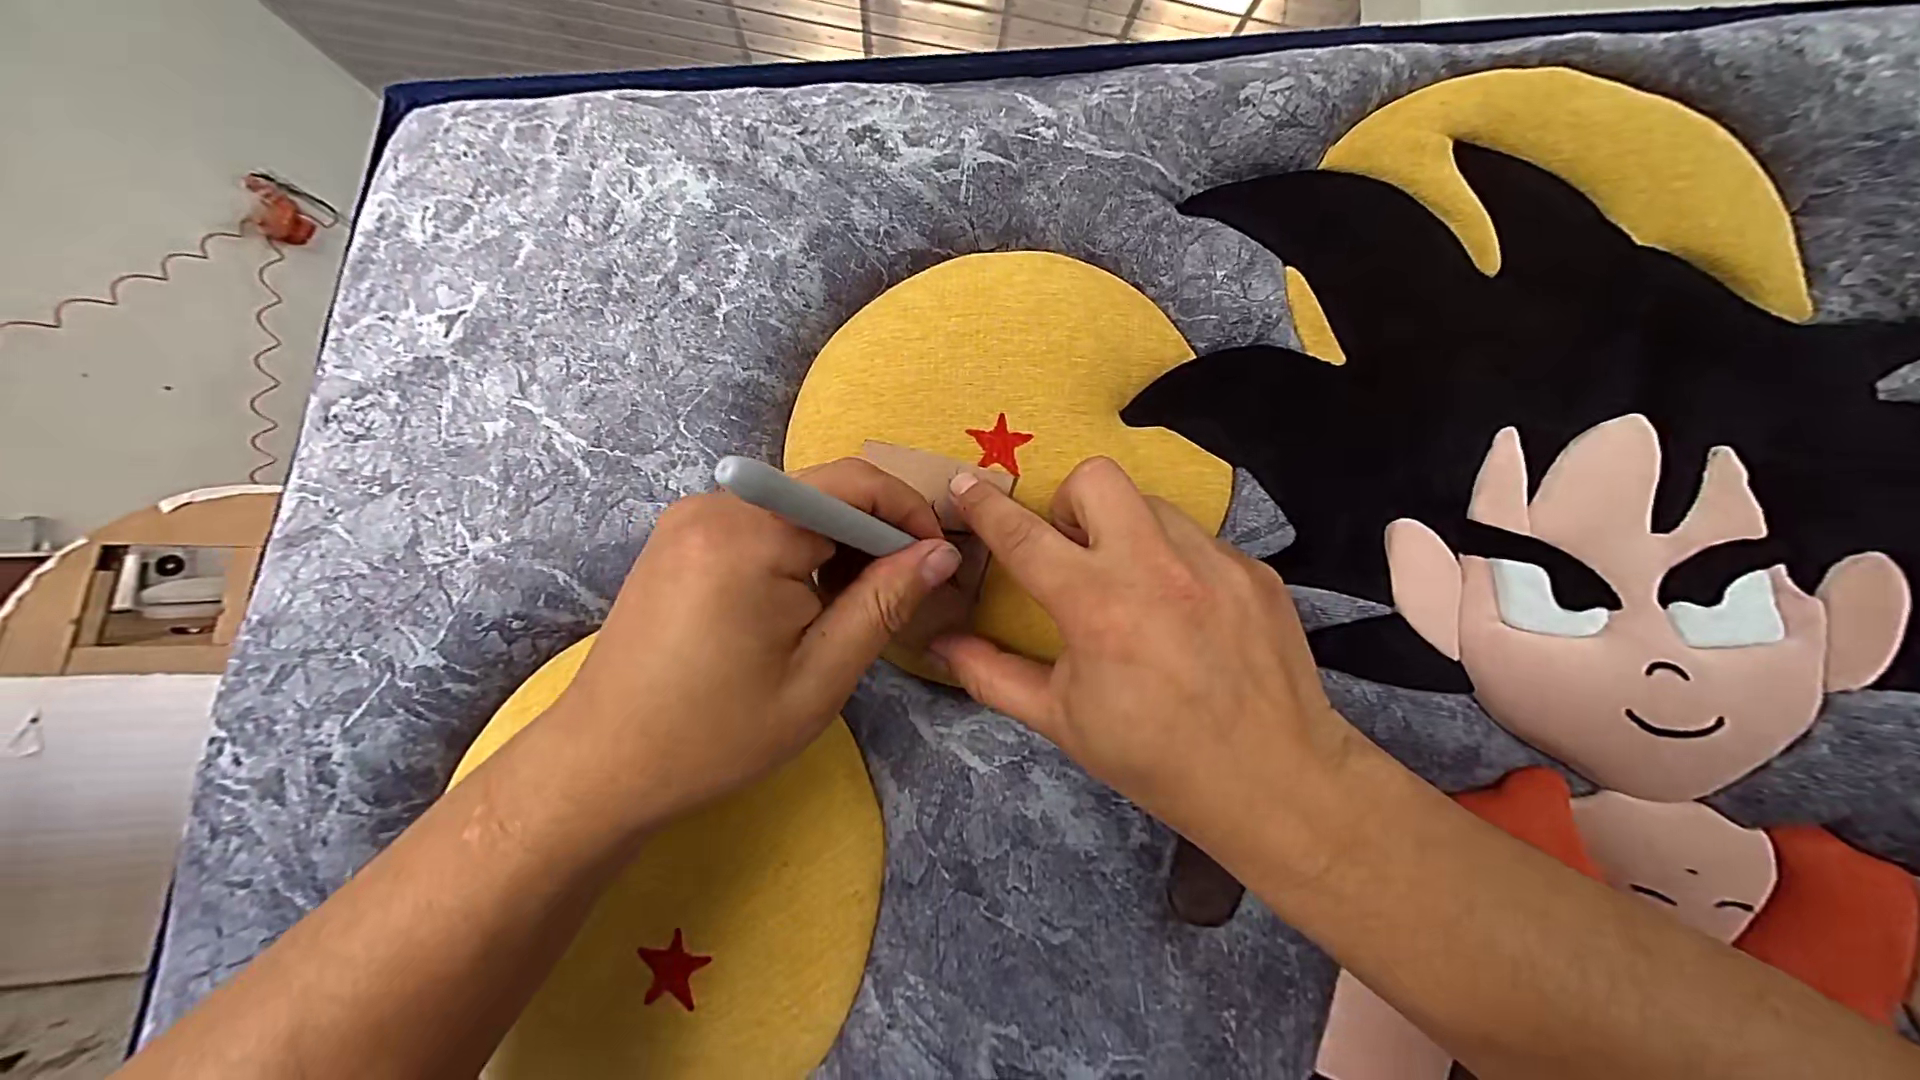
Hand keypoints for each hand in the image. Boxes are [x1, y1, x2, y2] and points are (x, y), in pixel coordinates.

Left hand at [550, 458, 961, 827]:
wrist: (603, 764)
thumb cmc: (717, 733)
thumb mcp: (821, 675)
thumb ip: (886, 602)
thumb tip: (941, 552)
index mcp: (748, 533)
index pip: (856, 486)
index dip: (909, 515)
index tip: (938, 561)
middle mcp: (715, 505)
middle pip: (826, 493)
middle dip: (875, 535)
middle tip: (899, 595)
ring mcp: (691, 518)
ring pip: (797, 508)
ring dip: (839, 546)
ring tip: (851, 608)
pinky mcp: (681, 537)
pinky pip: (763, 522)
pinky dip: (801, 551)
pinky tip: (804, 602)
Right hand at [930, 456, 1362, 876]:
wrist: (1275, 780)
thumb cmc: (1154, 757)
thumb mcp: (1061, 720)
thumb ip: (991, 674)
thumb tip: (940, 645)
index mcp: (1098, 607)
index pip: (1025, 537)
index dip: (987, 507)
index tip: (966, 484)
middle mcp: (1156, 568)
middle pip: (1096, 479)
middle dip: (1069, 502)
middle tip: (1073, 550)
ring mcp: (1213, 562)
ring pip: (1150, 503)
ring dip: (1124, 530)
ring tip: (1133, 584)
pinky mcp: (1253, 570)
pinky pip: (1197, 538)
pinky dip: (1174, 559)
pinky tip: (1183, 610)